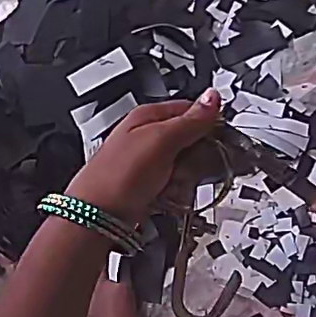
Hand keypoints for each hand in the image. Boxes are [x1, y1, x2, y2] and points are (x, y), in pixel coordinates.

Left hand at [65, 90, 221, 222]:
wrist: (95, 219)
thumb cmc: (116, 176)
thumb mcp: (161, 141)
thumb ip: (190, 121)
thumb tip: (213, 97)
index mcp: (148, 117)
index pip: (192, 110)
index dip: (209, 125)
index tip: (220, 140)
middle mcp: (146, 138)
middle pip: (191, 142)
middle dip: (193, 159)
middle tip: (182, 168)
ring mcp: (147, 165)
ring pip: (185, 168)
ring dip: (184, 180)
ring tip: (169, 185)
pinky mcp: (147, 187)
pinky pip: (174, 188)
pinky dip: (174, 195)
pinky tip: (165, 198)